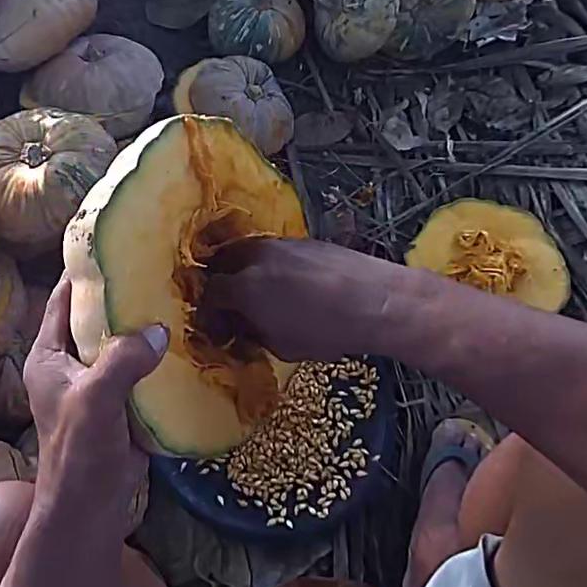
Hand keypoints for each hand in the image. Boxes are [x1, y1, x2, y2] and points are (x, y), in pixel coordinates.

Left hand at [23, 276, 166, 534]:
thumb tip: (158, 330)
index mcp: (48, 356)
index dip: (81, 272)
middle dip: (120, 294)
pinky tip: (182, 338)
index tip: (111, 245)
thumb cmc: (79, 453)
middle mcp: (69, 363)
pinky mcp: (120, 400)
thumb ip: (121, 362)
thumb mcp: (95, 401)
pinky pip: (138, 366)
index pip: (61, 300)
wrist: (91, 507)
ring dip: (141, 324)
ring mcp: (96, 382)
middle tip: (155, 266)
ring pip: (119, 341)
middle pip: (94, 317)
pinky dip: (155, 353)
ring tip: (175, 295)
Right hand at [204, 238, 408, 362]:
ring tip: (258, 294)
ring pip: (246, 252)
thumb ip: (253, 333)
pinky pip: (272, 251)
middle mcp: (255, 257)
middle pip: (221, 263)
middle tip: (231, 306)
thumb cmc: (328, 331)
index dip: (209, 313)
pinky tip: (286, 284)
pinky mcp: (303, 240)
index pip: (209, 294)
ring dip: (243, 271)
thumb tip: (244, 327)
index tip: (219, 328)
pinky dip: (267, 265)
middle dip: (220, 285)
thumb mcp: (281, 345)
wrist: (377, 300)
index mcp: (244, 287)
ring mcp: (280, 244)